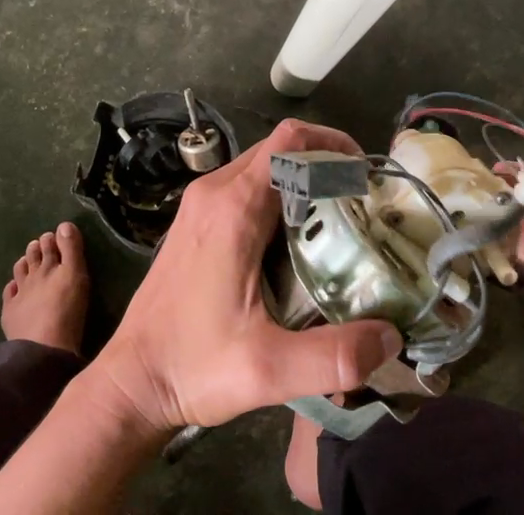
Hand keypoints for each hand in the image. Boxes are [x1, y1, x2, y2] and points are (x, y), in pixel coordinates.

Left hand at [90, 119, 404, 431]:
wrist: (132, 381)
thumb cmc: (195, 366)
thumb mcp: (270, 370)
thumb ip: (335, 356)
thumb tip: (390, 337)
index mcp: (233, 209)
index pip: (288, 142)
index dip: (332, 144)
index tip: (365, 174)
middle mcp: (213, 194)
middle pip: (277, 149)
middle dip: (322, 164)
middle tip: (360, 203)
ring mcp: (198, 206)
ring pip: (258, 168)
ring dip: (299, 180)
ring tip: (337, 222)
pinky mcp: (192, 223)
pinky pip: (242, 189)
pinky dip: (275, 197)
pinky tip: (295, 242)